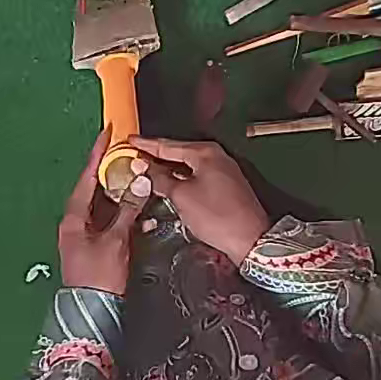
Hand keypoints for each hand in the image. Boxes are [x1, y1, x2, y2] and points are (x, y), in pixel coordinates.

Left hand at [59, 131, 152, 294]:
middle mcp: (77, 222)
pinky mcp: (98, 247)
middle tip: (131, 157)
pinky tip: (145, 219)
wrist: (92, 312)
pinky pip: (113, 225)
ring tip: (142, 185)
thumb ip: (128, 211)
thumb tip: (140, 183)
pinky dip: (128, 220)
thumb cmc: (98, 275)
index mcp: (74, 217)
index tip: (107, 132)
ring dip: (125, 198)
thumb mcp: (115, 241)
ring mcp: (86, 235)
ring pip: (108, 208)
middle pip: (97, 191)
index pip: (87, 177)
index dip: (97, 154)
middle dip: (115, 175)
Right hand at [130, 137, 270, 267]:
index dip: (146, 144)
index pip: (168, 145)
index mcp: (205, 153)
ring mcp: (222, 170)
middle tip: (135, 155)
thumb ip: (160, 179)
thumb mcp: (181, 196)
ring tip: (147, 170)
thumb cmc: (217, 216)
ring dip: (168, 168)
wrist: (249, 238)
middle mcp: (216, 156)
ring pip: (188, 165)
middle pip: (179, 152)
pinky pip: (197, 175)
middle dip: (156, 155)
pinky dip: (181, 178)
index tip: (131, 141)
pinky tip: (170, 184)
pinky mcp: (225, 185)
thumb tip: (144, 169)